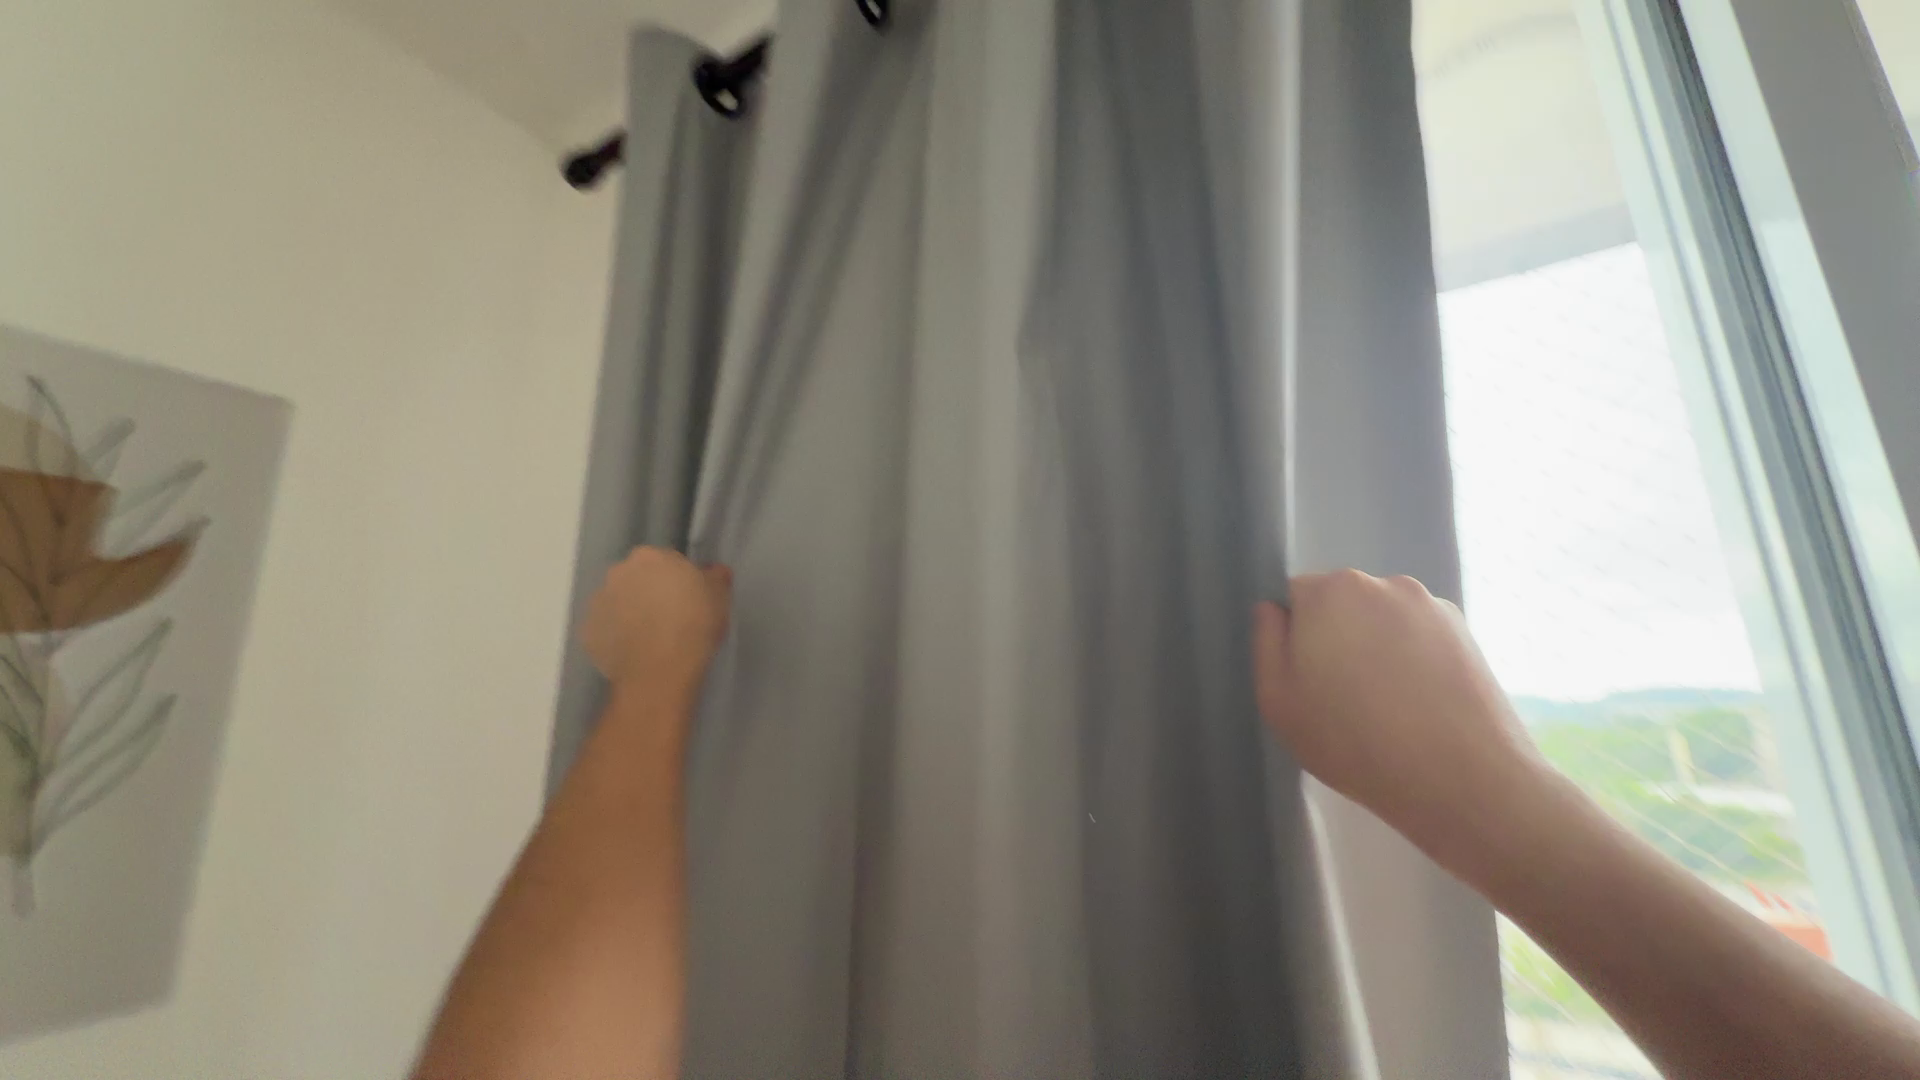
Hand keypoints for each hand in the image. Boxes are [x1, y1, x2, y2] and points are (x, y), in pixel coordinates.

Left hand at [580, 548, 732, 704]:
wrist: (659, 671)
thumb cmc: (694, 624)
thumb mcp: (721, 595)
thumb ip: (715, 576)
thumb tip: (712, 570)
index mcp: (650, 557)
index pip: (665, 560)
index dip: (678, 578)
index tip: (689, 597)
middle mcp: (618, 573)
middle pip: (637, 577)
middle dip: (650, 591)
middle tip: (671, 615)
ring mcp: (598, 603)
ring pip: (618, 602)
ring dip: (631, 612)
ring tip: (653, 637)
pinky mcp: (588, 632)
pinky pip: (606, 629)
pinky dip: (618, 636)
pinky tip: (637, 651)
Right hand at [1251, 570, 1543, 841]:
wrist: (1463, 781)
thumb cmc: (1352, 740)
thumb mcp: (1277, 698)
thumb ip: (1266, 641)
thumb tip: (1274, 611)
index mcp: (1330, 591)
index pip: (1293, 596)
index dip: (1293, 637)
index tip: (1304, 678)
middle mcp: (1382, 584)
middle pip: (1339, 603)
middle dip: (1334, 637)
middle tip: (1341, 695)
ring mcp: (1432, 606)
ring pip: (1381, 619)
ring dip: (1375, 647)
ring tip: (1385, 704)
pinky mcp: (1467, 633)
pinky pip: (1418, 636)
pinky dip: (1412, 659)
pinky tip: (1418, 704)